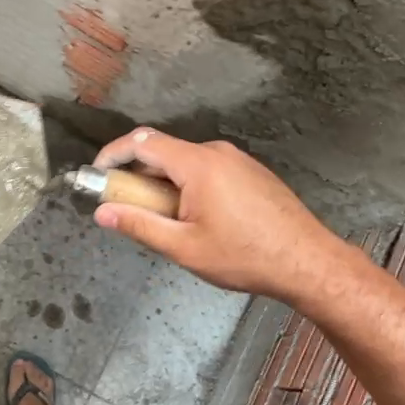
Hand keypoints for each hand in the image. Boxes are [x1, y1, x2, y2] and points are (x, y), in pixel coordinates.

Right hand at [91, 129, 353, 303]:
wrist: (307, 262)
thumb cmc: (245, 257)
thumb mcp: (183, 247)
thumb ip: (139, 225)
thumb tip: (103, 213)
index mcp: (199, 164)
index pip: (142, 142)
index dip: (113, 155)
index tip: (97, 174)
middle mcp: (218, 153)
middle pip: (164, 153)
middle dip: (139, 178)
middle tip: (130, 211)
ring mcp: (238, 161)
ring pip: (186, 164)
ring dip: (165, 186)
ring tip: (169, 225)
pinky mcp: (251, 173)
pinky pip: (208, 171)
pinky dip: (189, 188)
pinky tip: (198, 222)